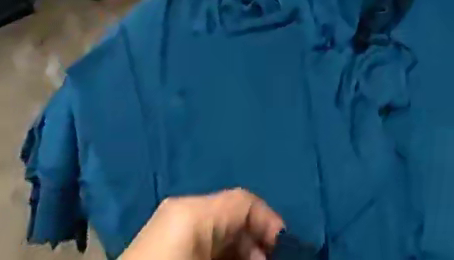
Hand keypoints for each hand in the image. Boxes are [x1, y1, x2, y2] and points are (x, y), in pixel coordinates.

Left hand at [121, 189, 284, 259]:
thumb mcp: (215, 259)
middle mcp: (182, 208)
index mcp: (194, 208)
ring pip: (217, 232)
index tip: (292, 252)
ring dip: (241, 253)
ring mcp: (169, 226)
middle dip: (258, 244)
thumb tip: (268, 251)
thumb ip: (244, 253)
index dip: (273, 224)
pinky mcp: (162, 244)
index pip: (244, 200)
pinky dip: (221, 256)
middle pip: (232, 216)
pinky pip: (202, 243)